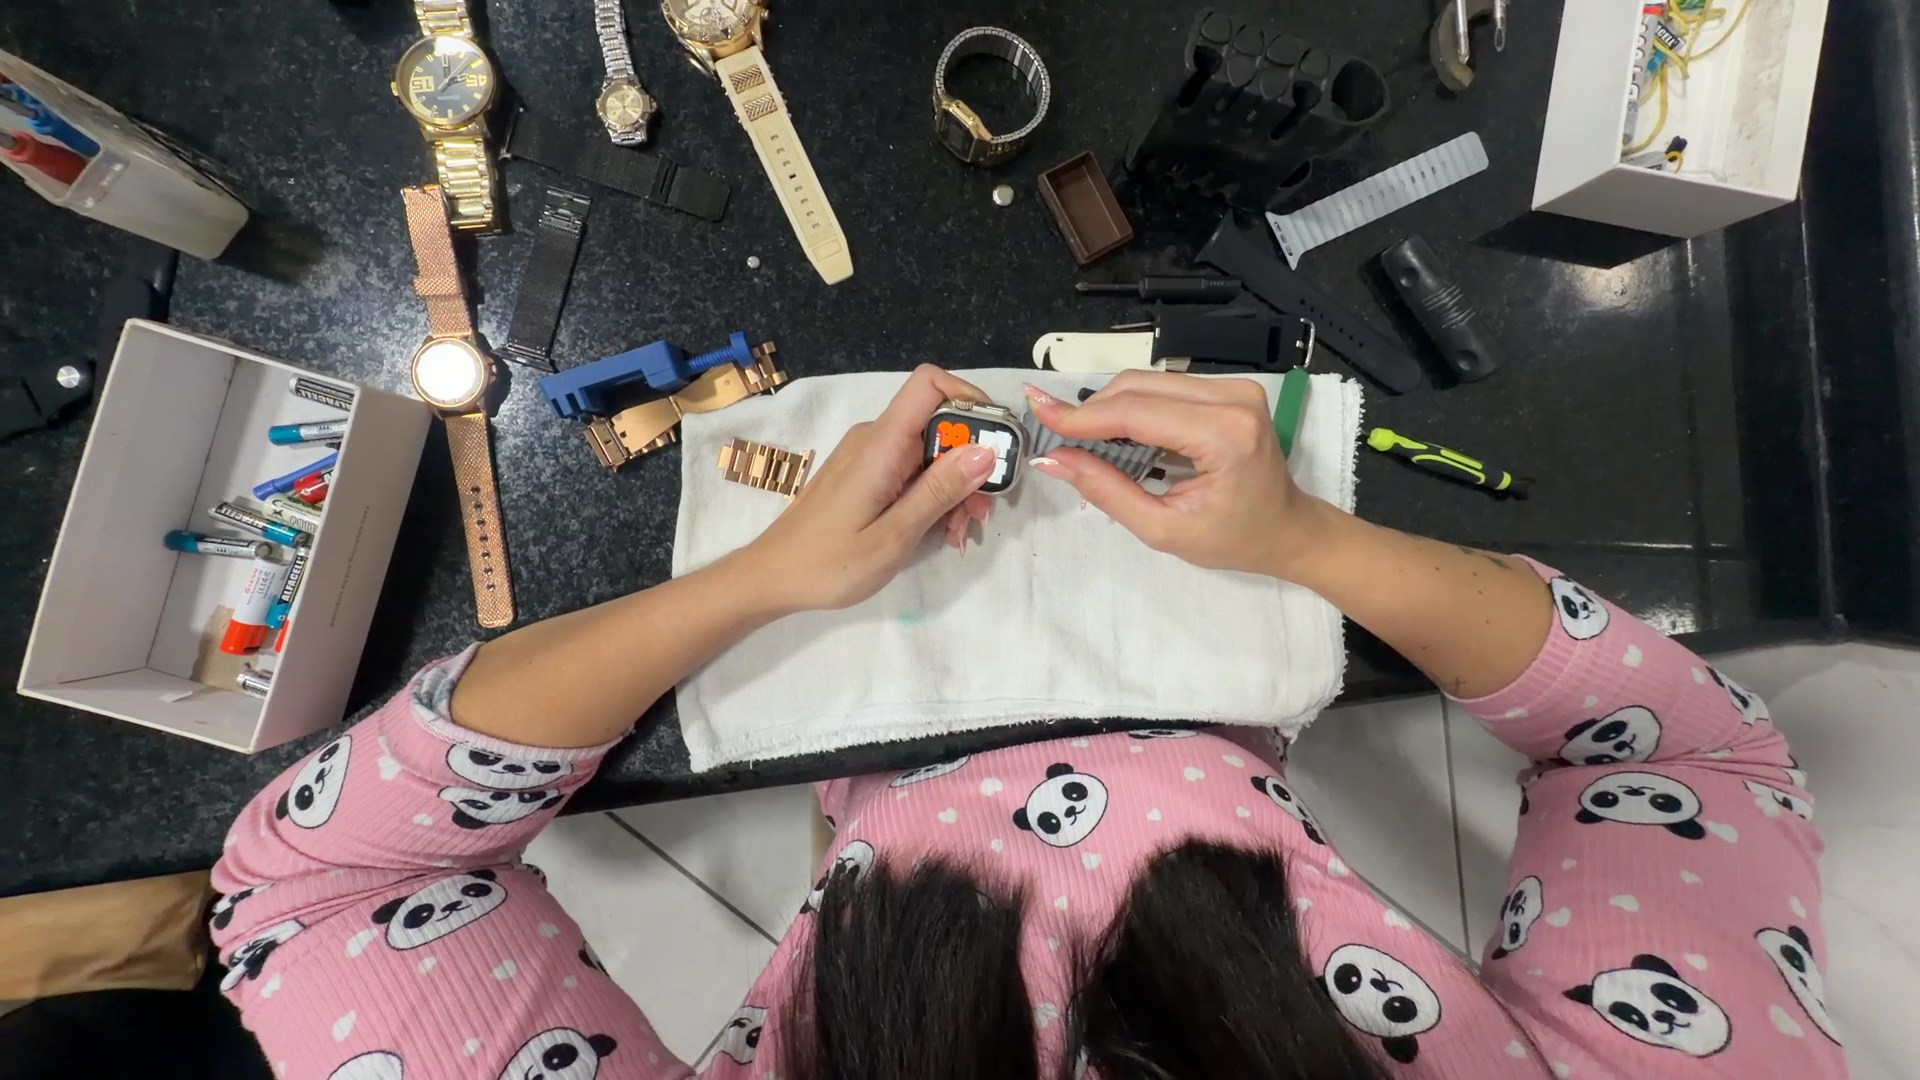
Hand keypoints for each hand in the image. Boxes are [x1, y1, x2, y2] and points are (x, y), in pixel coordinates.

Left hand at [740, 365, 997, 611]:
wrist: (772, 578)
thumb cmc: (828, 564)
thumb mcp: (894, 536)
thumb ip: (939, 492)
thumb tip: (985, 450)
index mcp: (881, 444)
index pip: (929, 384)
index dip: (970, 398)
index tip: (996, 441)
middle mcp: (875, 439)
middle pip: (939, 425)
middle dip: (971, 464)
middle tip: (981, 514)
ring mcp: (869, 456)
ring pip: (930, 452)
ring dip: (955, 489)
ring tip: (959, 534)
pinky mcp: (866, 475)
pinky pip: (911, 471)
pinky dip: (933, 497)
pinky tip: (940, 532)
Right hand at [1023, 371, 1329, 579]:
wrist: (1286, 529)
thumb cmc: (1231, 539)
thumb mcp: (1162, 530)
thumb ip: (1106, 491)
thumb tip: (1053, 460)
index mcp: (1223, 436)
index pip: (1134, 412)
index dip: (1080, 414)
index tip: (1036, 410)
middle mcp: (1232, 399)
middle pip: (1137, 386)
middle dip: (1091, 411)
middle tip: (1057, 437)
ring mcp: (1234, 388)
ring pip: (1147, 381)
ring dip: (1109, 408)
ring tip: (1088, 442)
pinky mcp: (1228, 388)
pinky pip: (1163, 387)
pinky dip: (1132, 408)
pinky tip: (1120, 436)